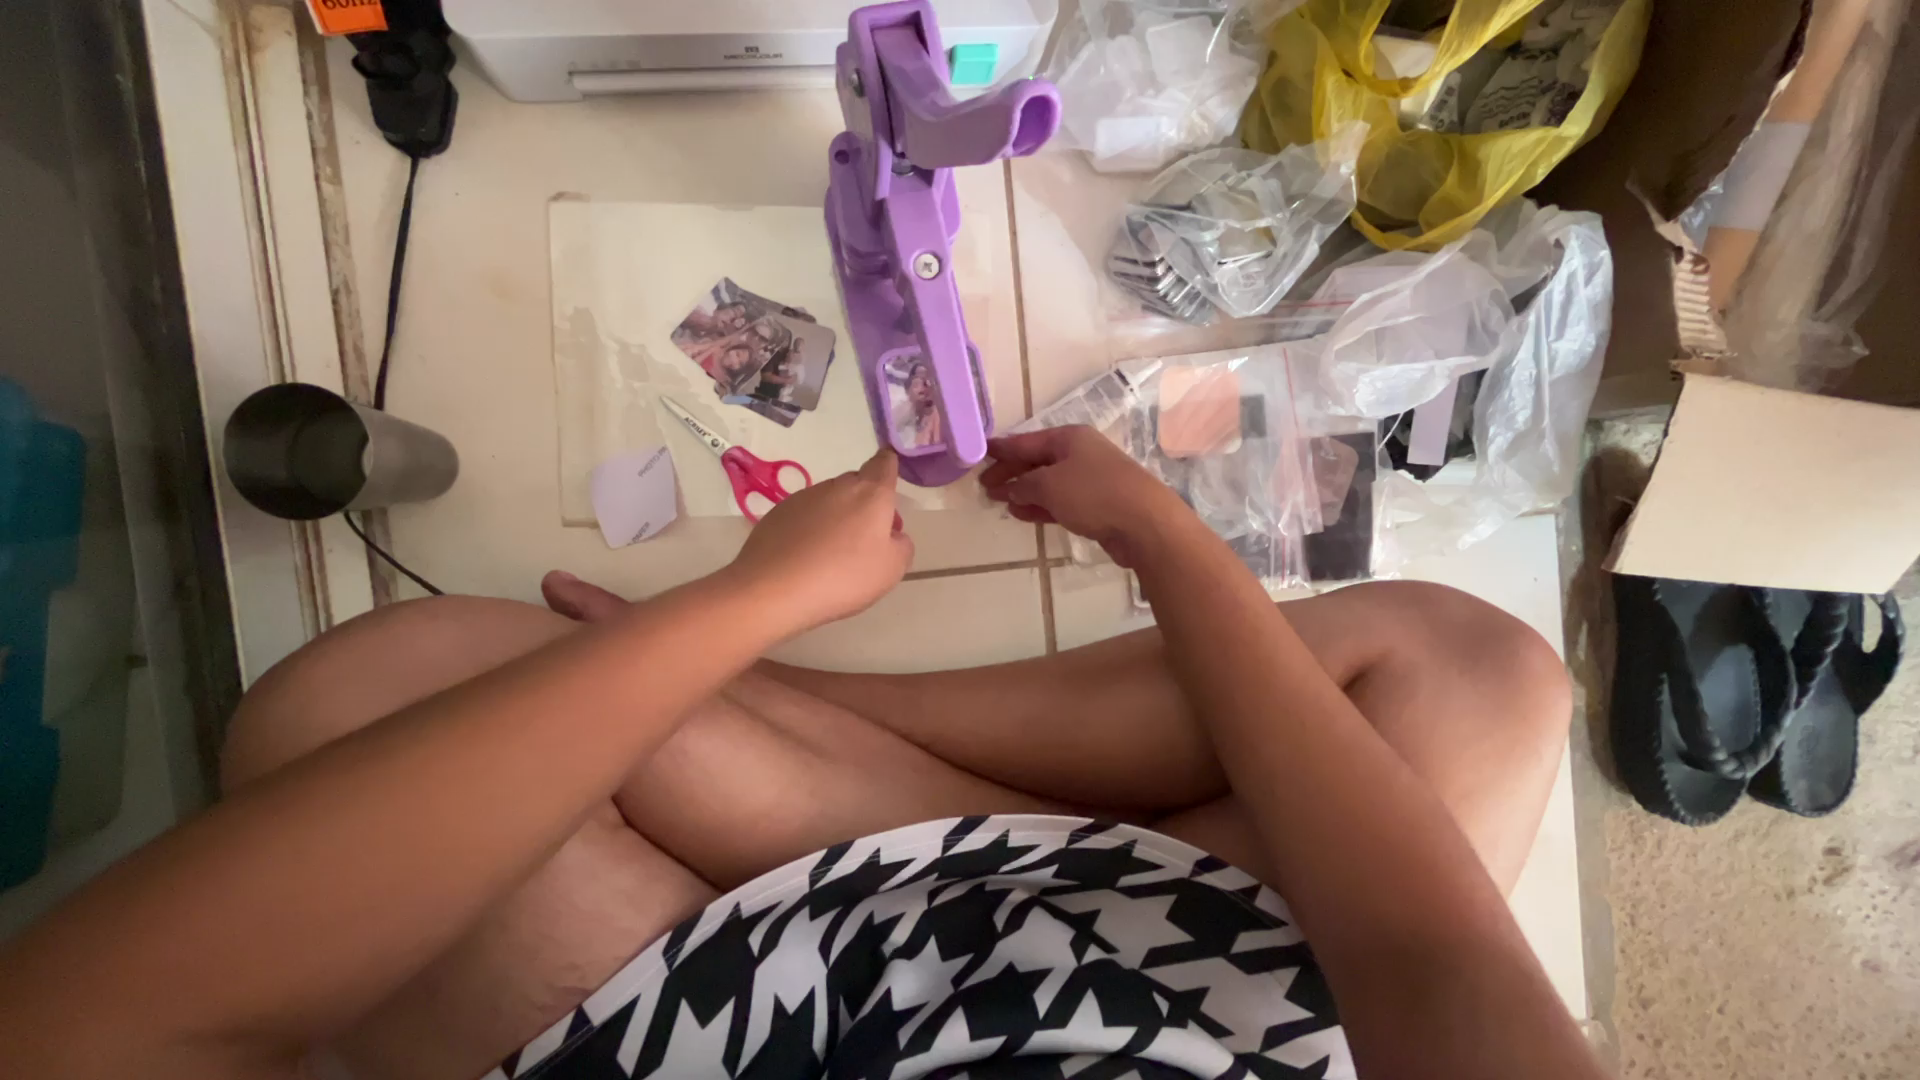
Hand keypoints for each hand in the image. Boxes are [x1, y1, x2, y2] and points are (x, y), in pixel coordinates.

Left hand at [725, 449, 912, 632]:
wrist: (775, 589)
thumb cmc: (844, 577)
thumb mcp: (892, 568)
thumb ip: (901, 544)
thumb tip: (892, 534)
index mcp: (871, 493)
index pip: (884, 464)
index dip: (888, 468)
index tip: (888, 484)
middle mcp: (837, 486)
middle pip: (857, 484)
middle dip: (865, 503)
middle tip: (867, 538)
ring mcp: (804, 497)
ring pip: (829, 500)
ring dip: (837, 517)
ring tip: (834, 554)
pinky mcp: (778, 513)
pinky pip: (804, 515)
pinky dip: (811, 529)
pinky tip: (807, 558)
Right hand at [981, 427, 1186, 567]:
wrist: (1144, 522)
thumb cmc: (1093, 494)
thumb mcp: (1049, 485)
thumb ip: (1024, 484)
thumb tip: (1010, 487)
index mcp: (1069, 438)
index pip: (1026, 441)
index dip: (1002, 449)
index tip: (980, 455)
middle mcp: (1081, 454)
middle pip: (1037, 460)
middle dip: (1011, 472)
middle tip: (986, 485)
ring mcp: (1091, 479)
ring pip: (1048, 483)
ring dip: (1024, 491)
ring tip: (999, 501)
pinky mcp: (1097, 505)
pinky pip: (1061, 501)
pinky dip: (1041, 506)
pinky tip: (1022, 513)